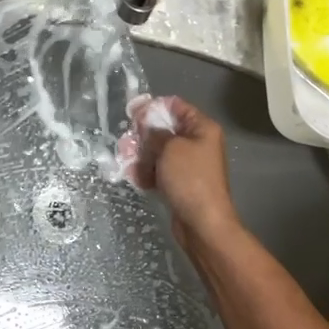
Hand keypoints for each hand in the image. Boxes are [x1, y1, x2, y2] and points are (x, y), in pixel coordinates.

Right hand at [125, 96, 240, 249]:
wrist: (202, 223)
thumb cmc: (189, 178)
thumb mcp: (169, 147)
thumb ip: (153, 131)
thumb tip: (144, 122)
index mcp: (201, 128)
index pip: (175, 105)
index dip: (153, 106)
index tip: (131, 113)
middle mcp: (196, 142)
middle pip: (163, 129)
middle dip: (142, 135)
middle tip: (125, 142)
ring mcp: (188, 164)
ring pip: (158, 151)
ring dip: (140, 155)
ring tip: (125, 162)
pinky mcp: (179, 182)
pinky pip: (159, 170)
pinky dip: (146, 172)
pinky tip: (134, 178)